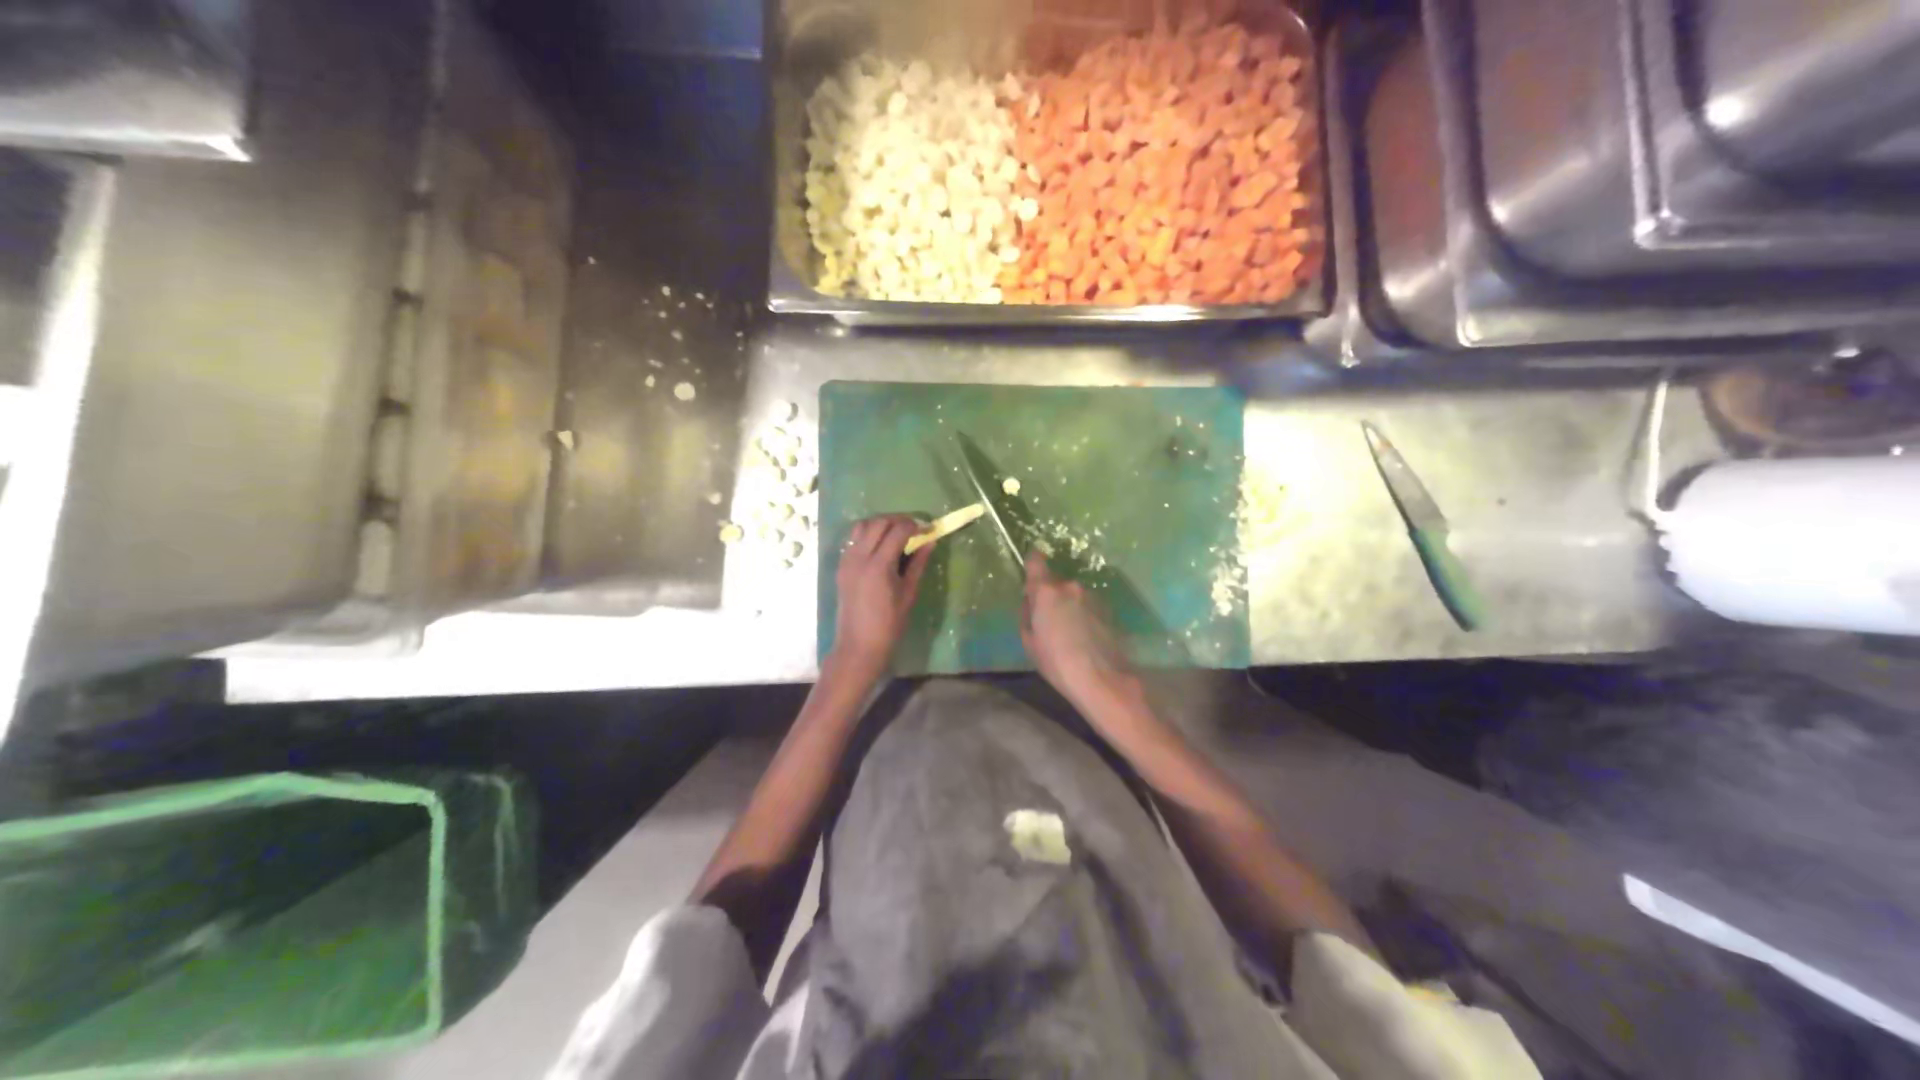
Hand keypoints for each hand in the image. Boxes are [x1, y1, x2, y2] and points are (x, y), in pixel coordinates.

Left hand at [832, 514, 931, 676]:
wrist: (858, 645)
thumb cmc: (889, 624)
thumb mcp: (909, 593)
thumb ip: (918, 564)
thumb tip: (929, 541)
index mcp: (879, 565)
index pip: (898, 530)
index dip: (915, 526)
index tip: (928, 529)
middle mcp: (860, 557)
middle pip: (879, 522)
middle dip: (898, 520)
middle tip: (914, 529)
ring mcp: (847, 560)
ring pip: (862, 526)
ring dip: (880, 524)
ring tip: (896, 534)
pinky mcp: (841, 566)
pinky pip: (853, 540)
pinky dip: (868, 535)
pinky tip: (880, 546)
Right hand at [1021, 551, 1136, 711]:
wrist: (1101, 679)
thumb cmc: (1056, 662)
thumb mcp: (1029, 641)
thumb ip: (1027, 614)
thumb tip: (1032, 603)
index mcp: (1046, 591)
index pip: (1036, 561)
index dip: (1032, 563)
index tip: (1030, 571)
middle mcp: (1070, 587)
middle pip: (1054, 583)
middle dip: (1049, 597)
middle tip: (1046, 622)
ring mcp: (1092, 597)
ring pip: (1072, 595)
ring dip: (1068, 607)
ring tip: (1068, 635)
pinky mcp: (1107, 609)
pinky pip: (1087, 606)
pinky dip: (1083, 616)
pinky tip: (1083, 639)